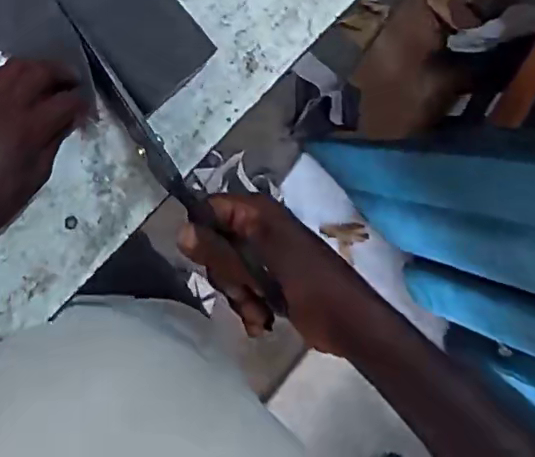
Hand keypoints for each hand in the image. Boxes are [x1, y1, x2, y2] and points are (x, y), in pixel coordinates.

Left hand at [0, 58, 86, 247]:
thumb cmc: (5, 195)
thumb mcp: (41, 171)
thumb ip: (56, 138)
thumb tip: (70, 117)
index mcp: (30, 127)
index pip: (64, 101)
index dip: (81, 102)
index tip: (86, 106)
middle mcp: (10, 105)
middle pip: (41, 72)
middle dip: (62, 72)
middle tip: (73, 81)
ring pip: (17, 66)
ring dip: (37, 66)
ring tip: (48, 76)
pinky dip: (11, 71)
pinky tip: (19, 81)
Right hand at [178, 194, 381, 353]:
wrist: (354, 326)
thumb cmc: (310, 286)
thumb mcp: (260, 268)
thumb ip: (219, 250)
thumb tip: (180, 232)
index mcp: (256, 212)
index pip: (208, 209)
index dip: (201, 233)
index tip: (202, 260)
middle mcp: (256, 226)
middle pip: (214, 242)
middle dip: (224, 274)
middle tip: (242, 290)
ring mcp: (263, 253)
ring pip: (226, 269)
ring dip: (237, 294)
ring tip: (258, 312)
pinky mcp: (269, 279)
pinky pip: (241, 286)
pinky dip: (247, 306)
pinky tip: (262, 322)